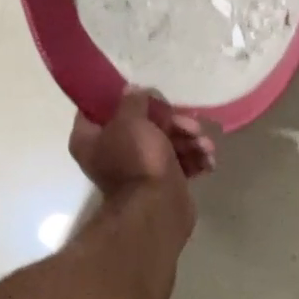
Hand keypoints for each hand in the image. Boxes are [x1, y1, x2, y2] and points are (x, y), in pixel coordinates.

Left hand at [69, 89, 215, 190]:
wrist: (158, 208)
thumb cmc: (138, 161)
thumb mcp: (131, 120)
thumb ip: (133, 101)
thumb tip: (134, 90)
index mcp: (90, 139)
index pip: (100, 109)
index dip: (123, 99)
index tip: (146, 95)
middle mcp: (111, 153)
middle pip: (143, 125)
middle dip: (174, 123)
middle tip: (192, 126)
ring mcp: (139, 169)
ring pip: (166, 143)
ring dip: (190, 142)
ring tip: (205, 147)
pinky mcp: (163, 182)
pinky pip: (179, 163)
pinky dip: (195, 160)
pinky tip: (208, 162)